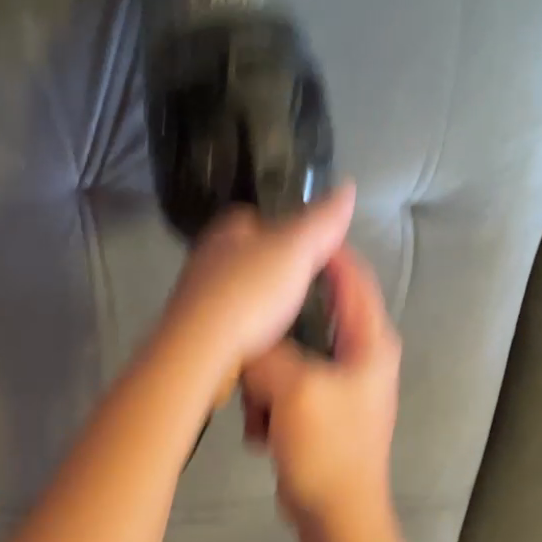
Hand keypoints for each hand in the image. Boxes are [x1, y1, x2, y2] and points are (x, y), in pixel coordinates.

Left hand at [158, 185, 357, 371]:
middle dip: (265, 264)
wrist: (200, 353)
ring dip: (253, 298)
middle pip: (240, 254)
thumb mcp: (295, 250)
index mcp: (225, 233)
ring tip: (283, 313)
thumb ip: (321, 222)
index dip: (278, 224)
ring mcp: (194, 300)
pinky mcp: (195, 335)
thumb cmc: (246, 294)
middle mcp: (204, 262)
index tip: (301, 242)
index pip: (250, 217)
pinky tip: (262, 341)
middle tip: (297, 281)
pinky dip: (243, 329)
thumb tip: (346, 188)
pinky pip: (224, 324)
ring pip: (231, 290)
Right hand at [239, 248, 400, 520]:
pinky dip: (267, 406)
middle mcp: (358, 358)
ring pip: (288, 360)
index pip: (350, 277)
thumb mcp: (295, 389)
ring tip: (252, 404)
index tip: (279, 241)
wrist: (337, 515)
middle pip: (308, 321)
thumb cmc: (328, 448)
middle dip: (272, 334)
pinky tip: (259, 429)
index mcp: (369, 341)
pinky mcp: (317, 416)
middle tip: (242, 337)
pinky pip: (283, 393)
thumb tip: (244, 341)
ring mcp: (337, 389)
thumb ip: (267, 354)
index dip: (321, 253)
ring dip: (263, 380)